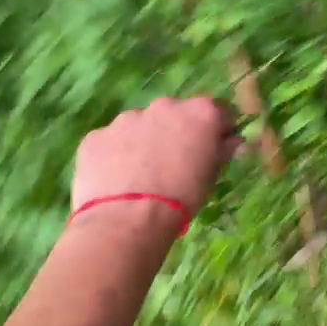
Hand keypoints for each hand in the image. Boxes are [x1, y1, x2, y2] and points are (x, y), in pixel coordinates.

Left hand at [71, 97, 241, 215]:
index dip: (217, 129)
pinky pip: (112, 140)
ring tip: (140, 171)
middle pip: (176, 113)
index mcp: (201, 111)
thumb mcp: (214, 173)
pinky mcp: (96, 136)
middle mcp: (165, 106)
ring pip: (141, 124)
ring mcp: (127, 119)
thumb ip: (223, 149)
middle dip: (177, 130)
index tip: (214, 146)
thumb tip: (231, 140)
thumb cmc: (183, 195)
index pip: (218, 111)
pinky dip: (116, 153)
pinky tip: (117, 177)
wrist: (127, 220)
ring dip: (145, 139)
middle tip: (174, 159)